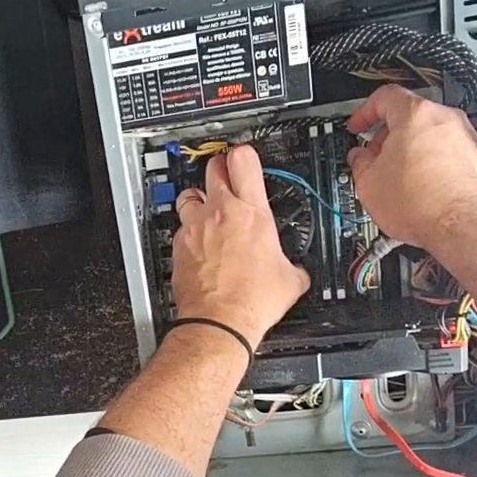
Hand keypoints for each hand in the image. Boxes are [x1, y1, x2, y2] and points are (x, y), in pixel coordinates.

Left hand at [172, 145, 309, 345]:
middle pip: (213, 168)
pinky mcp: (178, 248)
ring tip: (207, 211)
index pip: (244, 160)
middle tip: (227, 177)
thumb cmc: (251, 302)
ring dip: (198, 199)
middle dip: (220, 168)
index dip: (245, 154)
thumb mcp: (291, 280)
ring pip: (189, 195)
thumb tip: (298, 271)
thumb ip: (293, 265)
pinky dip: (188, 232)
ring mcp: (195, 228)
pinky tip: (198, 245)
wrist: (219, 322)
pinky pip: (180, 229)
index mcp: (252, 213)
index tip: (246, 159)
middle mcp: (220, 213)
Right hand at [345, 84, 476, 254]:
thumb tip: (360, 158)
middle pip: (409, 115)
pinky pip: (447, 152)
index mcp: (414, 115)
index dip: (365, 111)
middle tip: (375, 158)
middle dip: (388, 136)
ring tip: (399, 180)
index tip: (359, 126)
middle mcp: (444, 118)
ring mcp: (465, 136)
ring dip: (411, 151)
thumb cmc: (424, 204)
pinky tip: (421, 189)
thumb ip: (360, 163)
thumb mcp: (370, 185)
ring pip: (430, 135)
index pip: (384, 97)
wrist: (462, 225)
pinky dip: (432, 164)